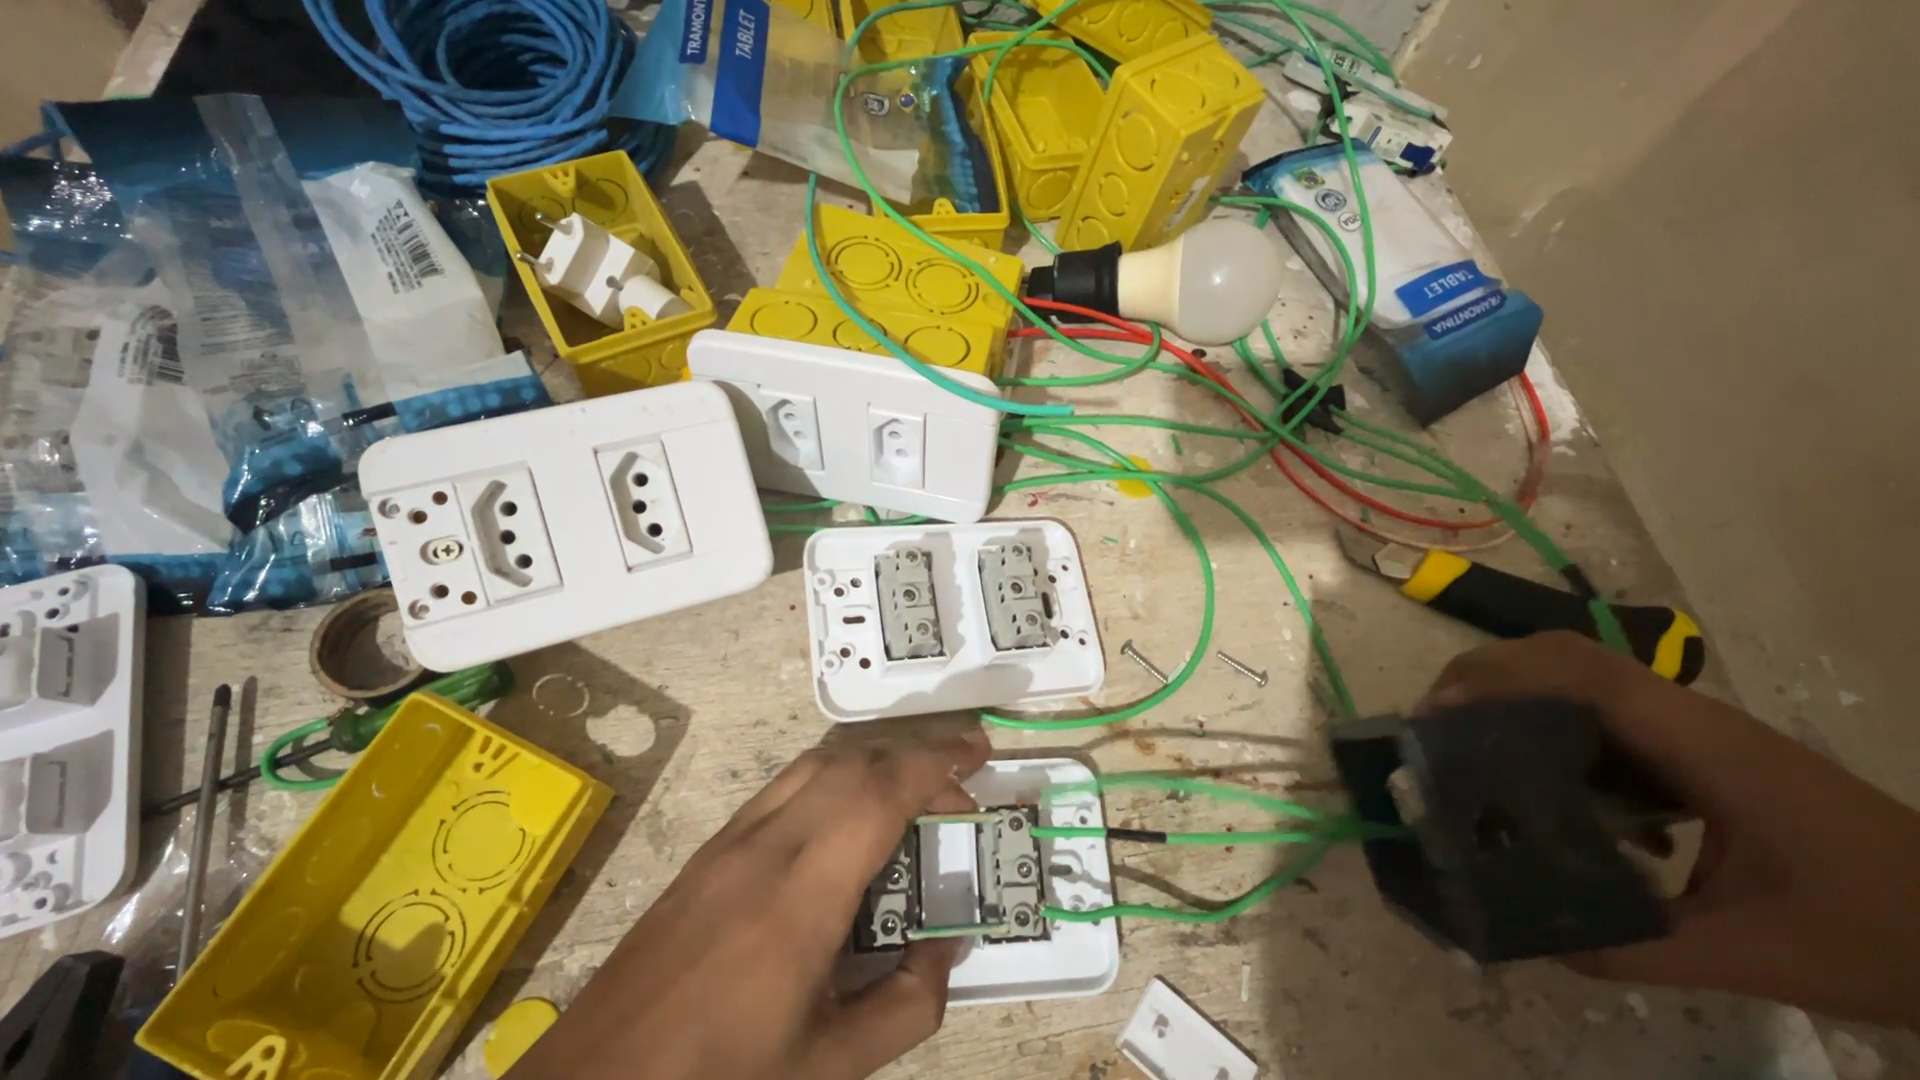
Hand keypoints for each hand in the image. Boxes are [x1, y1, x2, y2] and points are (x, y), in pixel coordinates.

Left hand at [509, 726, 991, 1079]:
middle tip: (961, 780)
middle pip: (850, 761)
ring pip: (812, 764)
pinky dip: (833, 779)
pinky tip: (849, 821)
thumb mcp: (831, 1065)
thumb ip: (907, 1004)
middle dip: (914, 755)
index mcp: (800, 894)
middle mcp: (764, 846)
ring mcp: (728, 842)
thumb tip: (946, 945)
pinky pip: (784, 788)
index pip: (877, 792)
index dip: (934, 764)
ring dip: (872, 761)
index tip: (977, 757)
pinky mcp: (707, 851)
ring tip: (914, 791)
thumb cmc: (721, 1077)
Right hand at [1422, 632, 1919, 1027]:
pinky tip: (1530, 783)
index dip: (1494, 679)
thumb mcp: (1748, 955)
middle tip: (1430, 728)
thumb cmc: (1882, 932)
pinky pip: (1602, 719)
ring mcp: (1695, 734)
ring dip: (1510, 697)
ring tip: (1459, 748)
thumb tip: (1526, 939)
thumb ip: (1630, 947)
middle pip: (1564, 656)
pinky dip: (1546, 729)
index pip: (1578, 673)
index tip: (1434, 718)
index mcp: (1701, 747)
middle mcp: (1689, 721)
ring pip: (1580, 680)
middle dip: (1484, 676)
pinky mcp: (1697, 754)